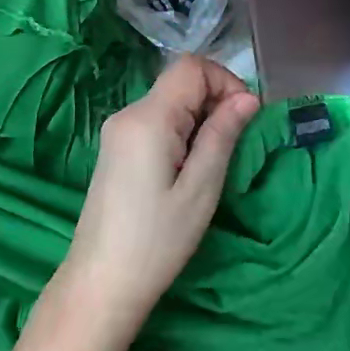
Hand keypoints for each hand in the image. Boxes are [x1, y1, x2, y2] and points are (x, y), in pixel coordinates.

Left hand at [66, 56, 260, 318]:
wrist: (100, 282)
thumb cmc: (157, 240)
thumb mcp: (201, 189)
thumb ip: (223, 135)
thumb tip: (248, 98)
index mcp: (148, 118)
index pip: (192, 67)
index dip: (225, 82)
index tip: (245, 119)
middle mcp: (128, 114)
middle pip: (180, 82)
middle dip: (215, 101)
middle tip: (233, 147)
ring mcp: (117, 131)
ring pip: (170, 102)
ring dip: (200, 119)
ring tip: (211, 164)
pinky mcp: (116, 150)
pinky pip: (156, 123)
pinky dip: (182, 132)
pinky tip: (188, 169)